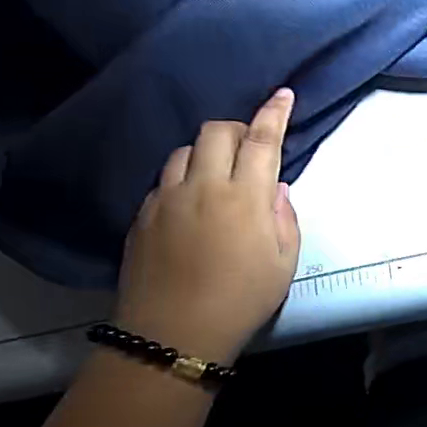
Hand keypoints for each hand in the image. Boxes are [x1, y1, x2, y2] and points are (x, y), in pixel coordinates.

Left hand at [112, 90, 301, 365]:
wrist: (175, 331)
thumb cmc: (243, 299)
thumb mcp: (284, 263)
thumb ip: (284, 218)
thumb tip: (274, 188)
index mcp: (244, 197)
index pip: (262, 141)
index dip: (274, 113)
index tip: (283, 94)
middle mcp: (202, 186)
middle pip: (216, 132)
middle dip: (237, 129)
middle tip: (251, 148)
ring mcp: (166, 198)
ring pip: (184, 151)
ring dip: (206, 152)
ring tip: (218, 175)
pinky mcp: (142, 215)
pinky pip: (163, 180)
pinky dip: (183, 179)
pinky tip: (191, 205)